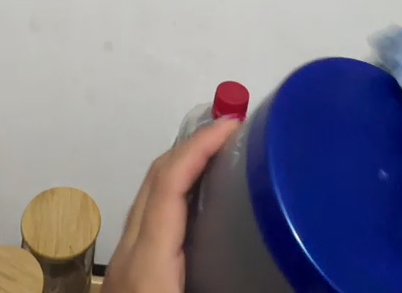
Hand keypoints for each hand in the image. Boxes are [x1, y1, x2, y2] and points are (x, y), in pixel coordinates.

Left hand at [101, 118, 240, 292]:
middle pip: (155, 179)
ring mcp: (124, 261)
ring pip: (148, 195)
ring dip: (182, 165)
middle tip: (233, 132)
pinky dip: (174, 192)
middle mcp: (129, 254)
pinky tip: (200, 201)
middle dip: (193, 144)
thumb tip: (277, 265)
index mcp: (148, 263)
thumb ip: (233, 278)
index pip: (168, 184)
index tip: (232, 124)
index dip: (199, 145)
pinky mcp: (128, 271)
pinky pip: (149, 215)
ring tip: (221, 156)